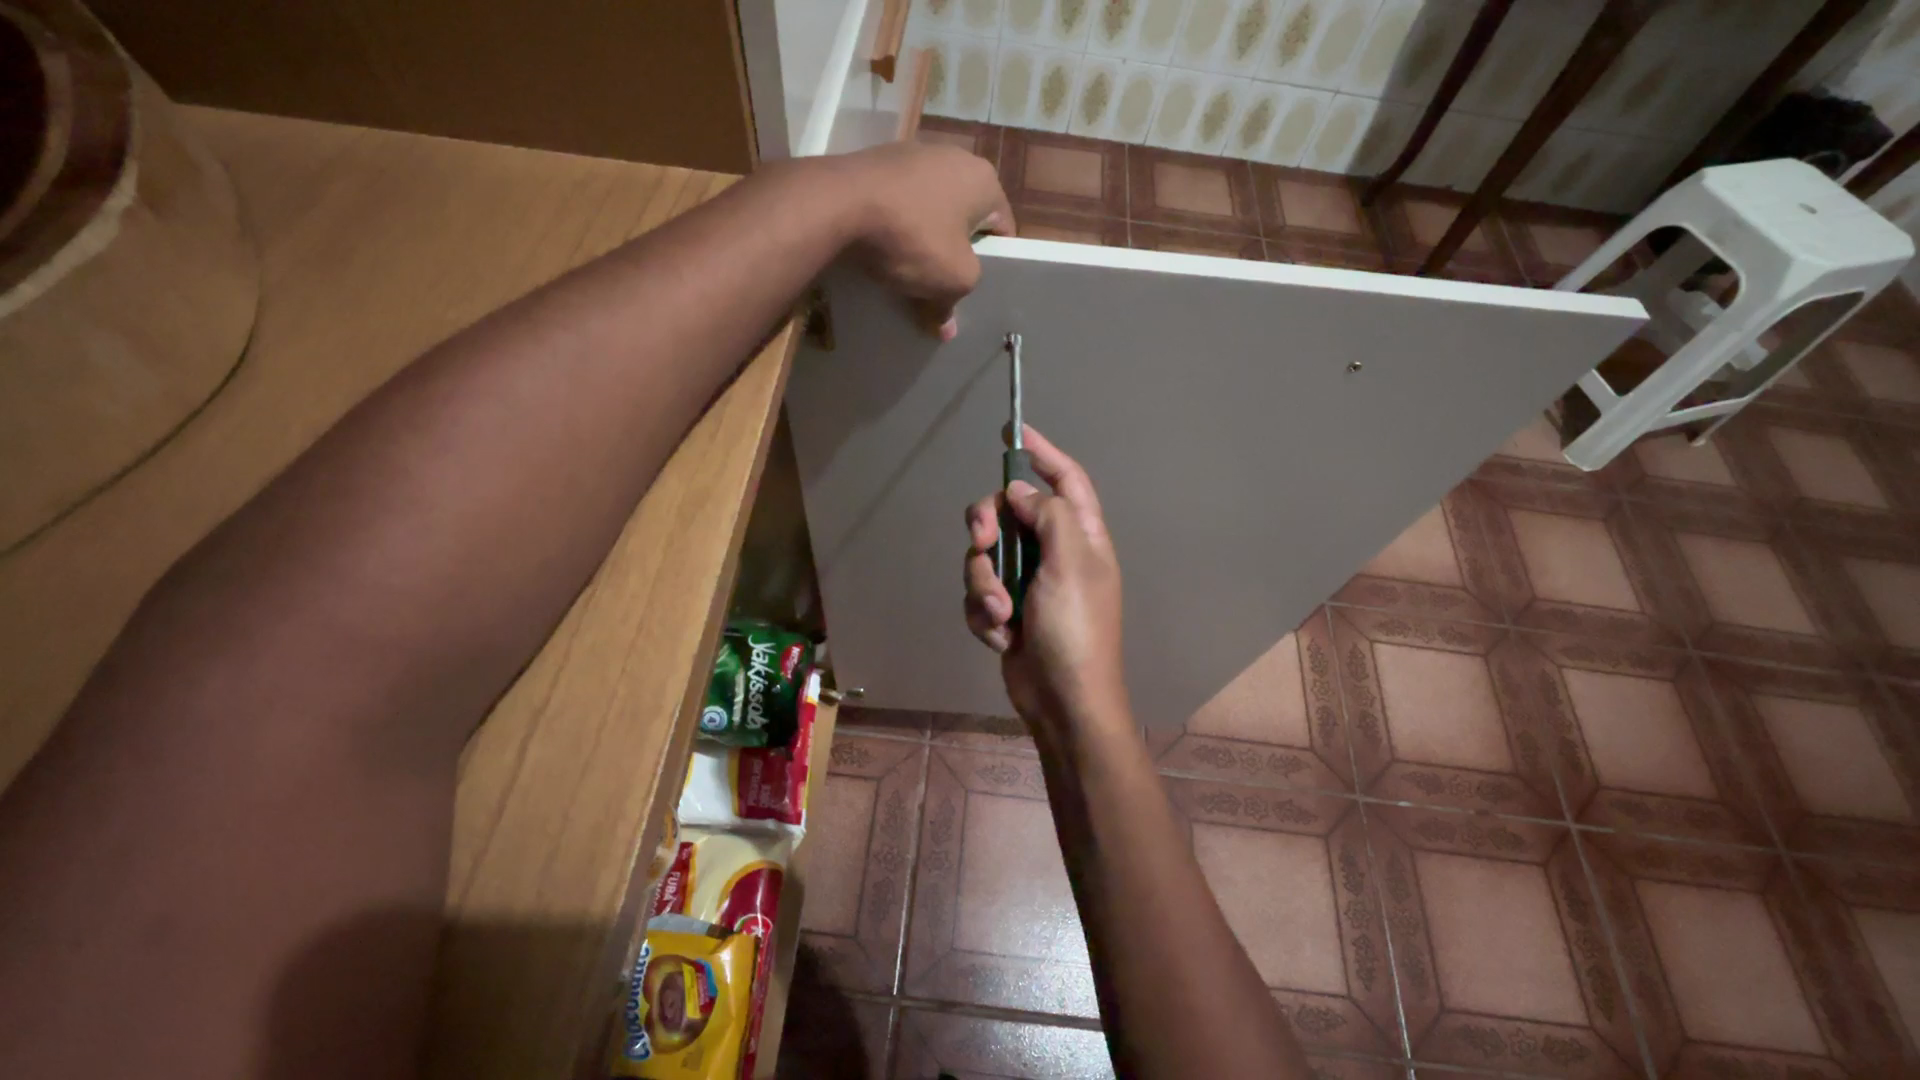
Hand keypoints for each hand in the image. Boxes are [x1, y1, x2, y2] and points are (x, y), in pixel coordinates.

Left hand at [839, 141, 1014, 339]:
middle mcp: (954, 156)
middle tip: (943, 282)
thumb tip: (946, 328)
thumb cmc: (914, 237)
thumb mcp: (951, 280)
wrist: (839, 203)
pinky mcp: (877, 159)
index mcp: (984, 179)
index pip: (1002, 228)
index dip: (993, 262)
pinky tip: (881, 247)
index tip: (975, 287)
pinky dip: (895, 222)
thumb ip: (955, 303)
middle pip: (964, 216)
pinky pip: (898, 200)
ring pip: (930, 207)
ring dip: (924, 236)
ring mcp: (913, 153)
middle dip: (955, 249)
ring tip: (909, 268)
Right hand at [963, 427, 1126, 734]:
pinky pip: (979, 594)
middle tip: (982, 543)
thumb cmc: (1076, 630)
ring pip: (984, 557)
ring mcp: (1027, 583)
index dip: (1042, 452)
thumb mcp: (1071, 564)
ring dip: (984, 585)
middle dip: (987, 527)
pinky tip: (1002, 637)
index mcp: (1081, 536)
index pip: (1064, 480)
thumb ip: (1048, 516)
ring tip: (1001, 614)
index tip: (1014, 429)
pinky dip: (984, 615)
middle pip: (1008, 513)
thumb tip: (1021, 490)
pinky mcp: (1005, 611)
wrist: (1062, 701)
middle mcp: (1054, 552)